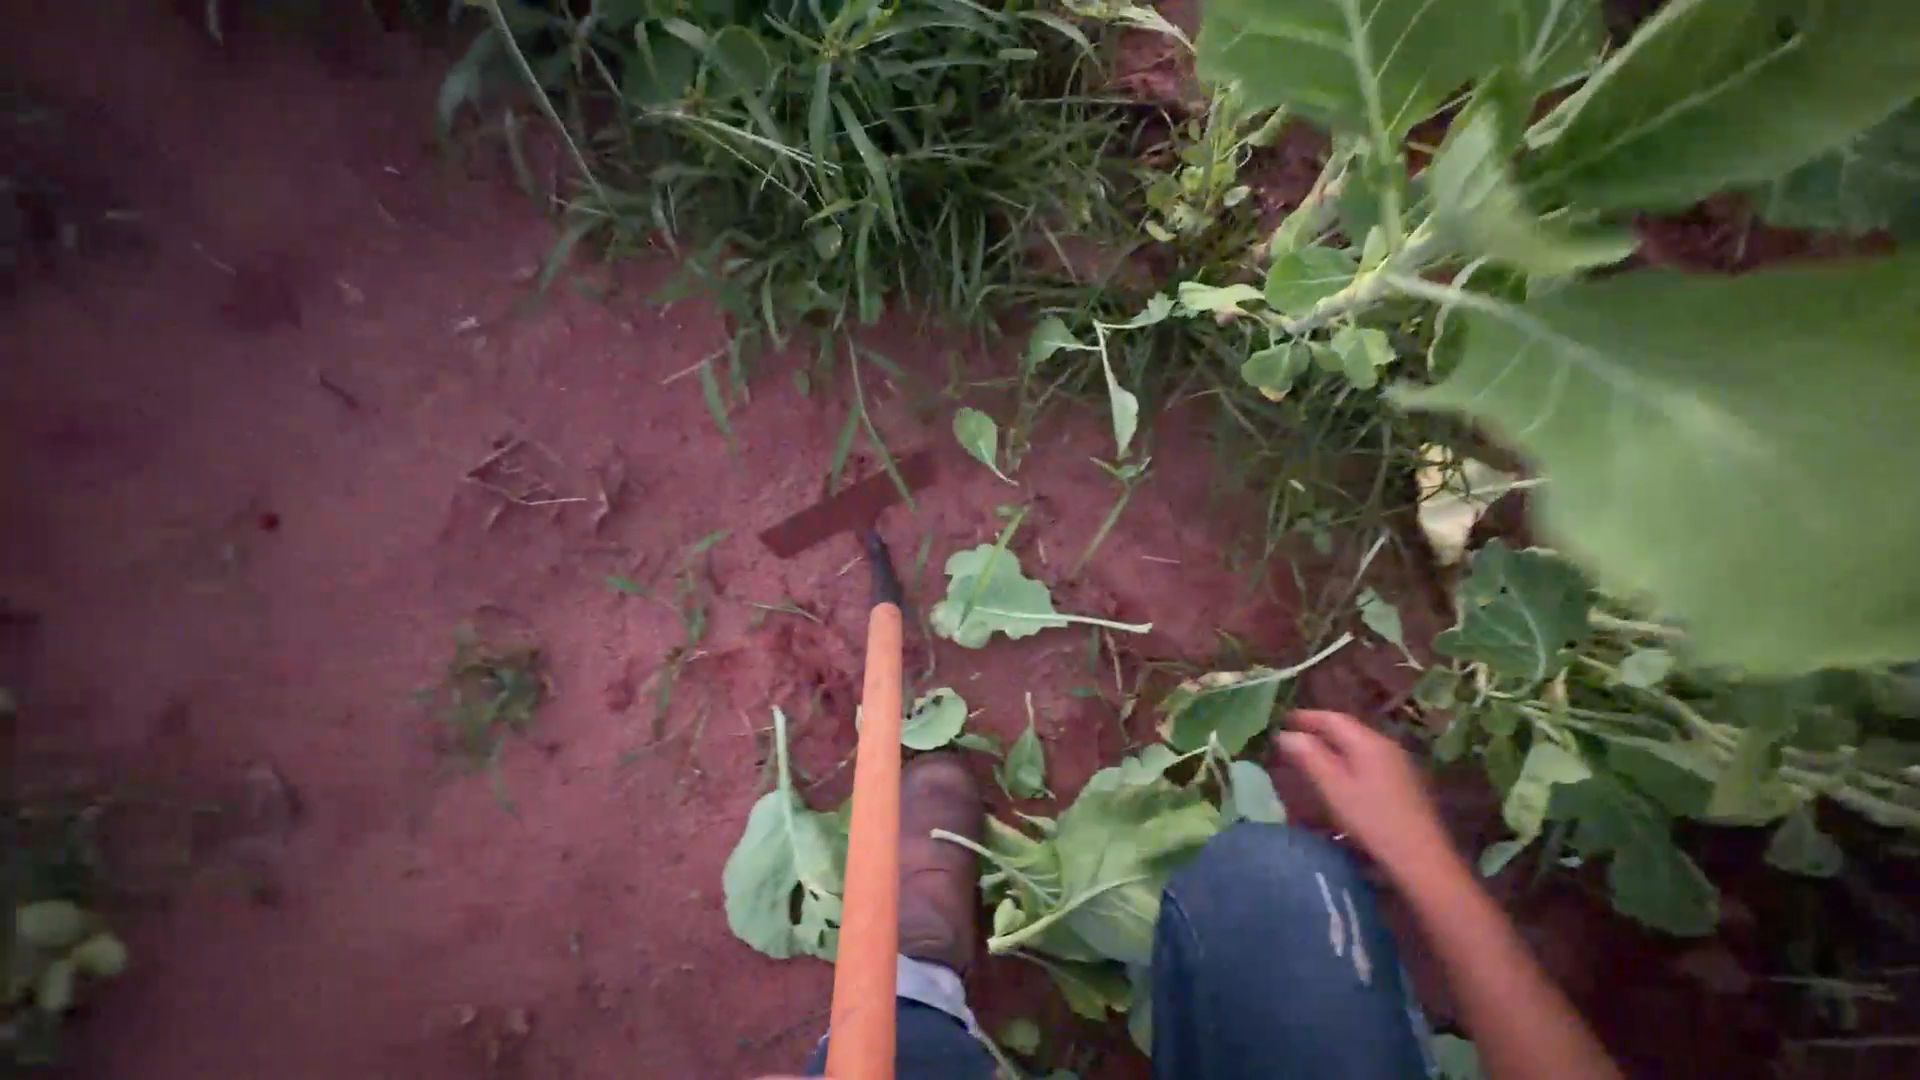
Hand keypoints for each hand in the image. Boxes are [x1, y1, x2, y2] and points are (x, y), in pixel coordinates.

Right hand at [1274, 709, 1461, 886]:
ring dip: (1332, 744)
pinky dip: (1347, 758)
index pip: (1332, 718)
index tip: (1280, 720)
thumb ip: (1308, 756)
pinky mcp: (1404, 782)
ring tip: (1310, 752)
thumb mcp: (1333, 787)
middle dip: (1318, 728)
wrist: (1422, 858)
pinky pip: (1368, 759)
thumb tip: (1285, 734)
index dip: (1304, 717)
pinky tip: (1340, 774)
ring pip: (1358, 744)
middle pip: (1347, 728)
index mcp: (1368, 742)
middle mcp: (1385, 745)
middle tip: (1292, 735)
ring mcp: (1398, 763)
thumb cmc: (1372, 820)